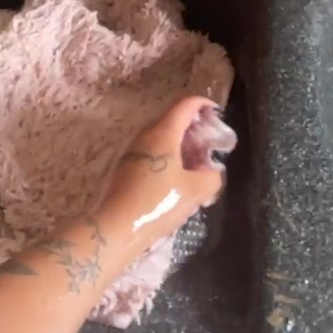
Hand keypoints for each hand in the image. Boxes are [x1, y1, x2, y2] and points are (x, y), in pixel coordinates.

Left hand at [96, 95, 227, 248]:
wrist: (115, 228)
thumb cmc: (157, 204)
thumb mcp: (195, 192)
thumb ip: (211, 175)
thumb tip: (210, 169)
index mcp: (162, 133)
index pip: (185, 104)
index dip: (203, 104)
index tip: (217, 115)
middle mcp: (145, 134)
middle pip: (173, 120)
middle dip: (195, 131)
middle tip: (210, 151)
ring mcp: (132, 149)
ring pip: (162, 137)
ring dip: (182, 147)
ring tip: (197, 171)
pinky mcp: (125, 165)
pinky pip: (152, 151)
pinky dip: (169, 158)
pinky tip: (177, 182)